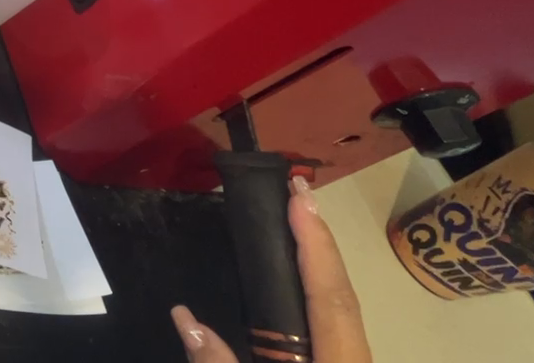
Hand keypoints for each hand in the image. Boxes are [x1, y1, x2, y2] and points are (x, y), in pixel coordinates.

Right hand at [171, 181, 372, 362]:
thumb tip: (183, 315)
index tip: (299, 197)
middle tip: (296, 189)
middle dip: (320, 241)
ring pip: (338, 309)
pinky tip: (298, 273)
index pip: (329, 299)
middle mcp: (350, 361)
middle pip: (339, 296)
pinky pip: (329, 323)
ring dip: (319, 262)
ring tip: (297, 217)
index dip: (315, 247)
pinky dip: (316, 288)